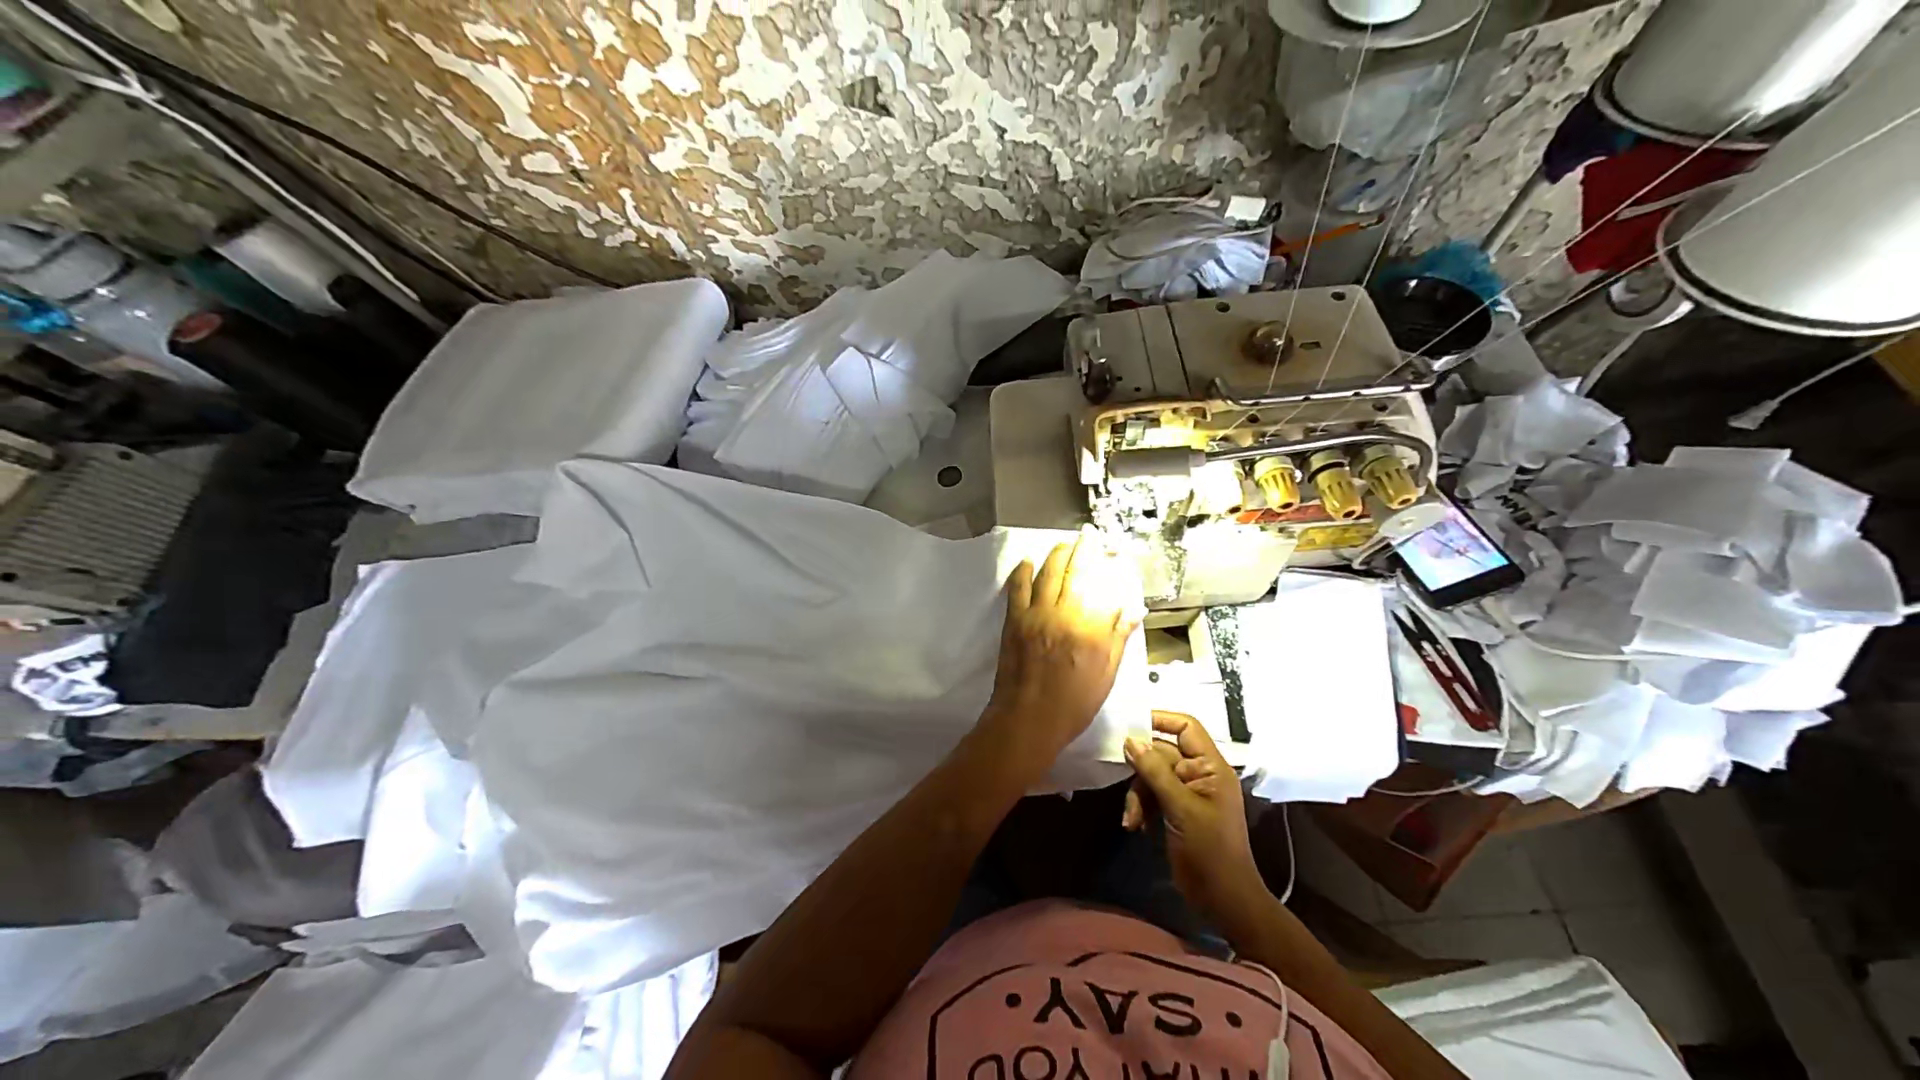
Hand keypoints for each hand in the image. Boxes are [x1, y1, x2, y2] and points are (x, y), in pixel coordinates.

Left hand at [981, 531, 1140, 762]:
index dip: (1107, 567)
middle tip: (1088, 535)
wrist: (1027, 719)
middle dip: (1083, 549)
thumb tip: (1131, 610)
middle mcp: (1065, 615)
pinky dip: (1023, 572)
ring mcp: (1036, 615)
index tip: (1111, 552)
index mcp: (1092, 629)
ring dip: (1056, 555)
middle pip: (1075, 572)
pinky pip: (1018, 588)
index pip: (1103, 587)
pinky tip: (1027, 561)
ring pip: (1048, 574)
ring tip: (1063, 544)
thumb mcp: (1106, 676)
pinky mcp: (1014, 621)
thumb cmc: (1072, 705)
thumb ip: (1118, 639)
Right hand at [1123, 712, 1269, 927]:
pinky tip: (1135, 826)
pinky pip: (1151, 796)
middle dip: (1141, 771)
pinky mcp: (1175, 812)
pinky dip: (1140, 808)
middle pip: (1161, 753)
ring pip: (1151, 777)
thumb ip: (1155, 771)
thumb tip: (1130, 740)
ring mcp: (1187, 794)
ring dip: (1138, 796)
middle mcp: (1199, 774)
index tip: (1129, 724)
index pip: (1186, 728)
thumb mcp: (1180, 807)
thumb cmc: (1210, 850)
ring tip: (1133, 819)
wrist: (1222, 899)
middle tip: (1124, 784)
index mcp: (1211, 767)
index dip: (1160, 720)